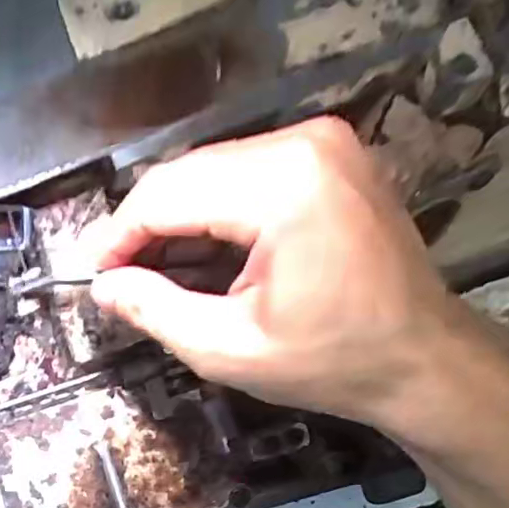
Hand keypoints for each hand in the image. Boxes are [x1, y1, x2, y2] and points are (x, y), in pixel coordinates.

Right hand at [86, 118, 508, 442]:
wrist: (419, 357)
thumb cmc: (326, 361)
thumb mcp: (225, 348)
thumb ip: (154, 310)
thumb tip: (102, 287)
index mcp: (283, 187)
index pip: (166, 194)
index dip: (116, 236)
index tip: (90, 277)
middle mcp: (304, 145)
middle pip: (186, 174)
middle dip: (139, 227)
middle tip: (110, 278)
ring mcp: (321, 146)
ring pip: (208, 172)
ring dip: (168, 220)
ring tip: (141, 271)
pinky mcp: (326, 160)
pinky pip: (240, 176)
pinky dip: (204, 213)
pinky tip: (186, 253)